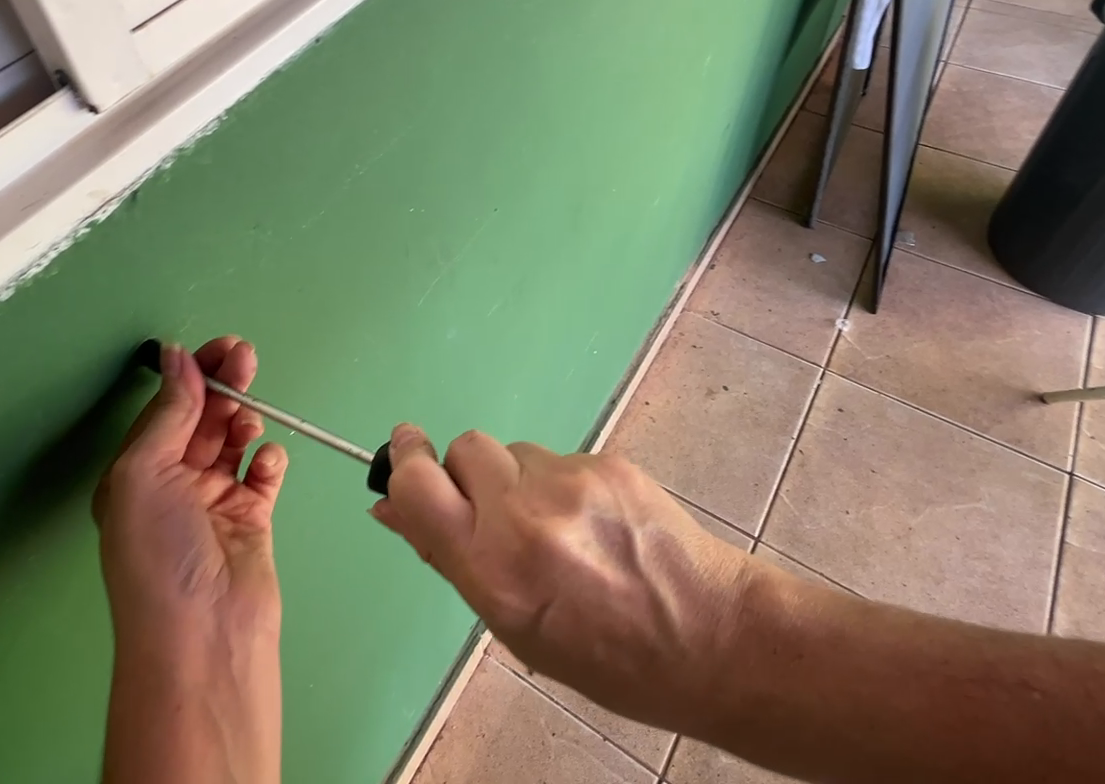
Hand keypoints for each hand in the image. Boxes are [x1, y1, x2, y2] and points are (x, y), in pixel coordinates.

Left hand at [95, 338, 286, 783]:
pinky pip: (262, 474)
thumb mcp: (145, 474)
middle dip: (224, 385)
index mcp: (137, 471)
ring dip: (244, 420)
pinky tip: (266, 462)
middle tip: (246, 357)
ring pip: (233, 440)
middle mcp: (172, 482)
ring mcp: (214, 500)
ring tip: (251, 419)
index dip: (191, 374)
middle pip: (202, 418)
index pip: (166, 408)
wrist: (203, 636)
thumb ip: (169, 412)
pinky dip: (267, 460)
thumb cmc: (159, 552)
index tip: (219, 348)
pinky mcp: (252, 517)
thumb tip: (176, 355)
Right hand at [370, 425, 757, 734]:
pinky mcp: (608, 462)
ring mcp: (570, 481)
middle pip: (464, 448)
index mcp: (493, 570)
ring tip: (556, 527)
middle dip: (465, 472)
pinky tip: (593, 523)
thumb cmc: (603, 656)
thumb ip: (450, 559)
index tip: (402, 451)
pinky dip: (560, 484)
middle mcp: (524, 516)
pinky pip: (559, 459)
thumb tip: (393, 510)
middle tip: (492, 510)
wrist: (712, 636)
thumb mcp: (512, 628)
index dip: (403, 461)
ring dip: (516, 479)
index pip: (418, 487)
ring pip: (514, 452)